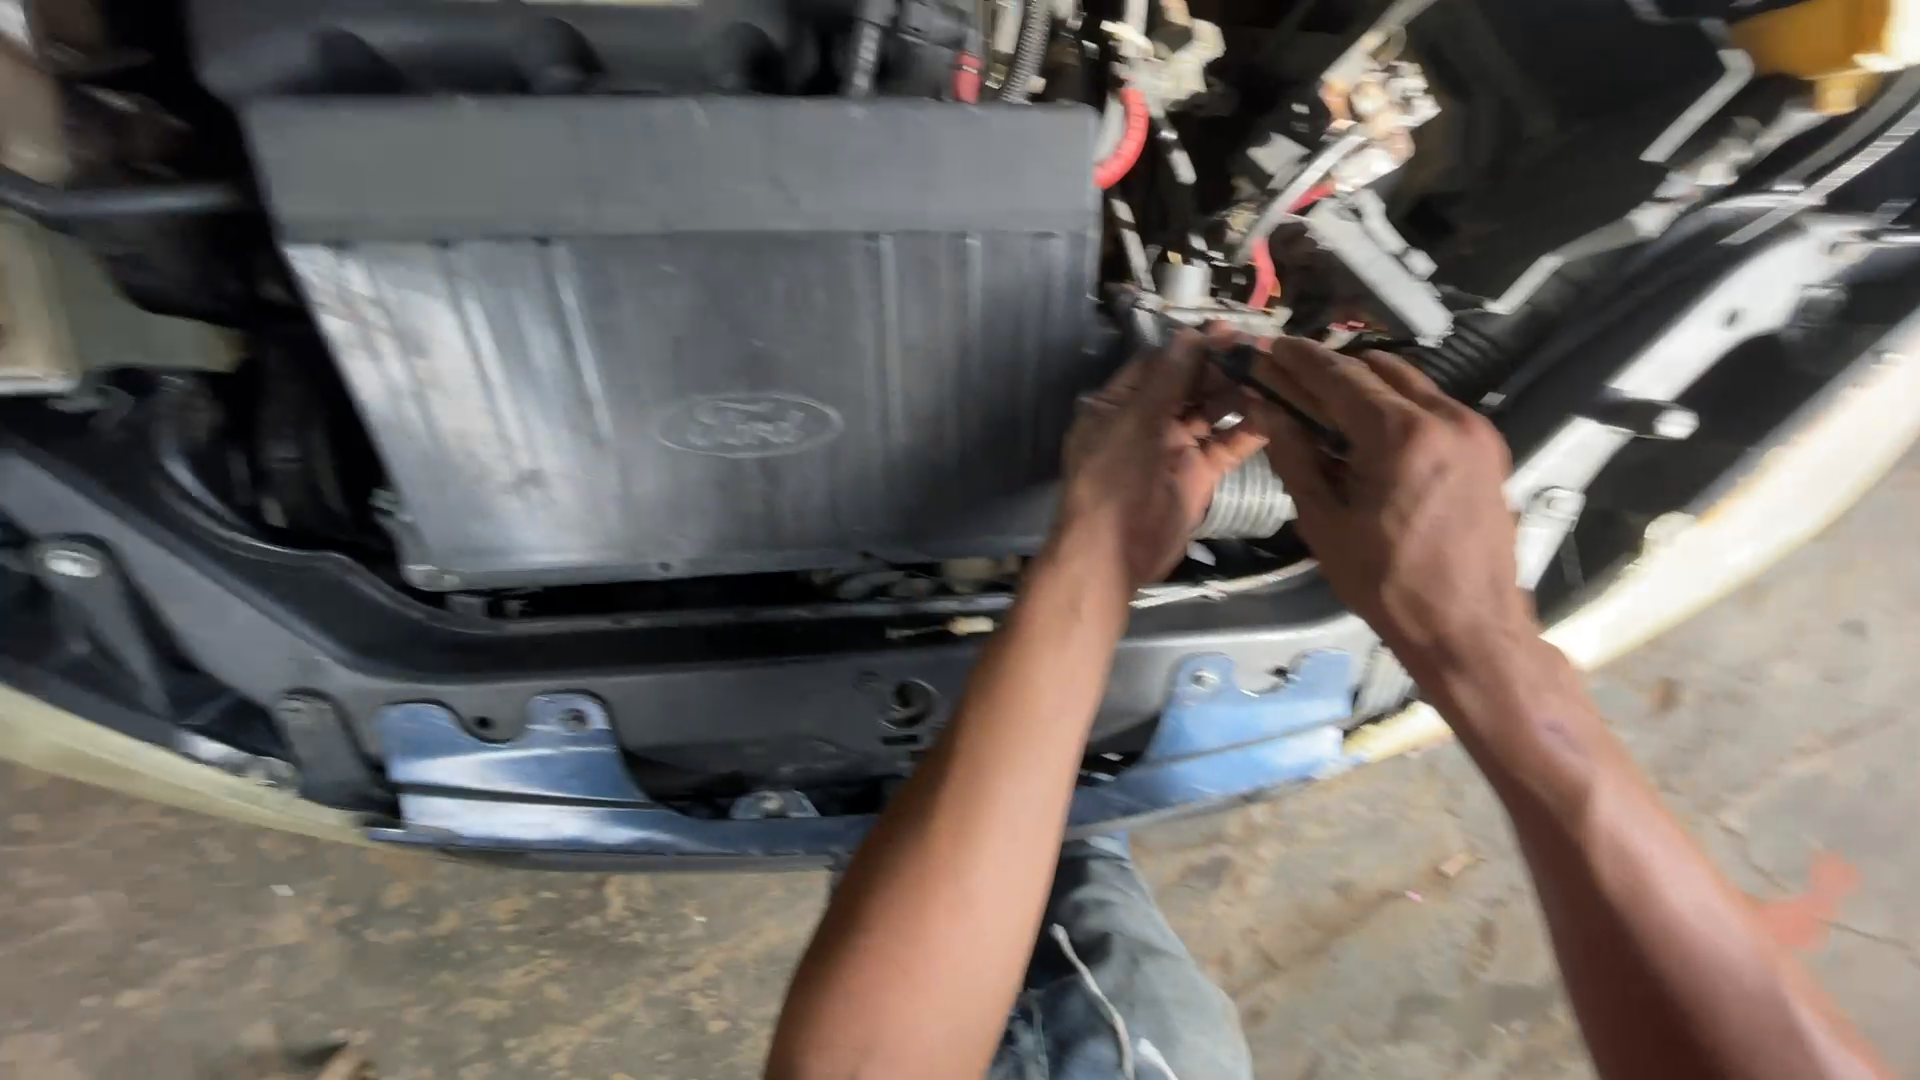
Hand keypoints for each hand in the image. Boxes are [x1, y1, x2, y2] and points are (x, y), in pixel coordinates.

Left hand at [1052, 331, 1266, 588]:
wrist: (1112, 551)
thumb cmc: (1113, 479)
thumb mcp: (1134, 421)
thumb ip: (1166, 379)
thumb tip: (1191, 335)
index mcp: (1119, 404)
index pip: (1159, 364)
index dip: (1192, 347)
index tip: (1229, 331)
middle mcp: (1146, 421)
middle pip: (1189, 384)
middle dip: (1222, 369)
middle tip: (1261, 353)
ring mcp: (1174, 448)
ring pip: (1212, 412)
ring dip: (1240, 395)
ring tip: (1275, 376)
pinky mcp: (1199, 474)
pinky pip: (1227, 444)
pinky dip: (1249, 429)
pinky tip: (1276, 412)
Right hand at [1248, 337, 1536, 669]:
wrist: (1468, 627)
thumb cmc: (1385, 581)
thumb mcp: (1324, 522)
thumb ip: (1295, 458)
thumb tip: (1269, 412)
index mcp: (1402, 435)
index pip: (1340, 376)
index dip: (1299, 360)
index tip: (1271, 347)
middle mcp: (1447, 418)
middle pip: (1378, 369)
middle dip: (1331, 368)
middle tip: (1291, 379)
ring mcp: (1475, 431)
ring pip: (1409, 384)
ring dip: (1365, 386)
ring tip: (1325, 407)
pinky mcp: (1488, 449)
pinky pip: (1432, 408)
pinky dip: (1395, 407)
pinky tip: (1368, 435)